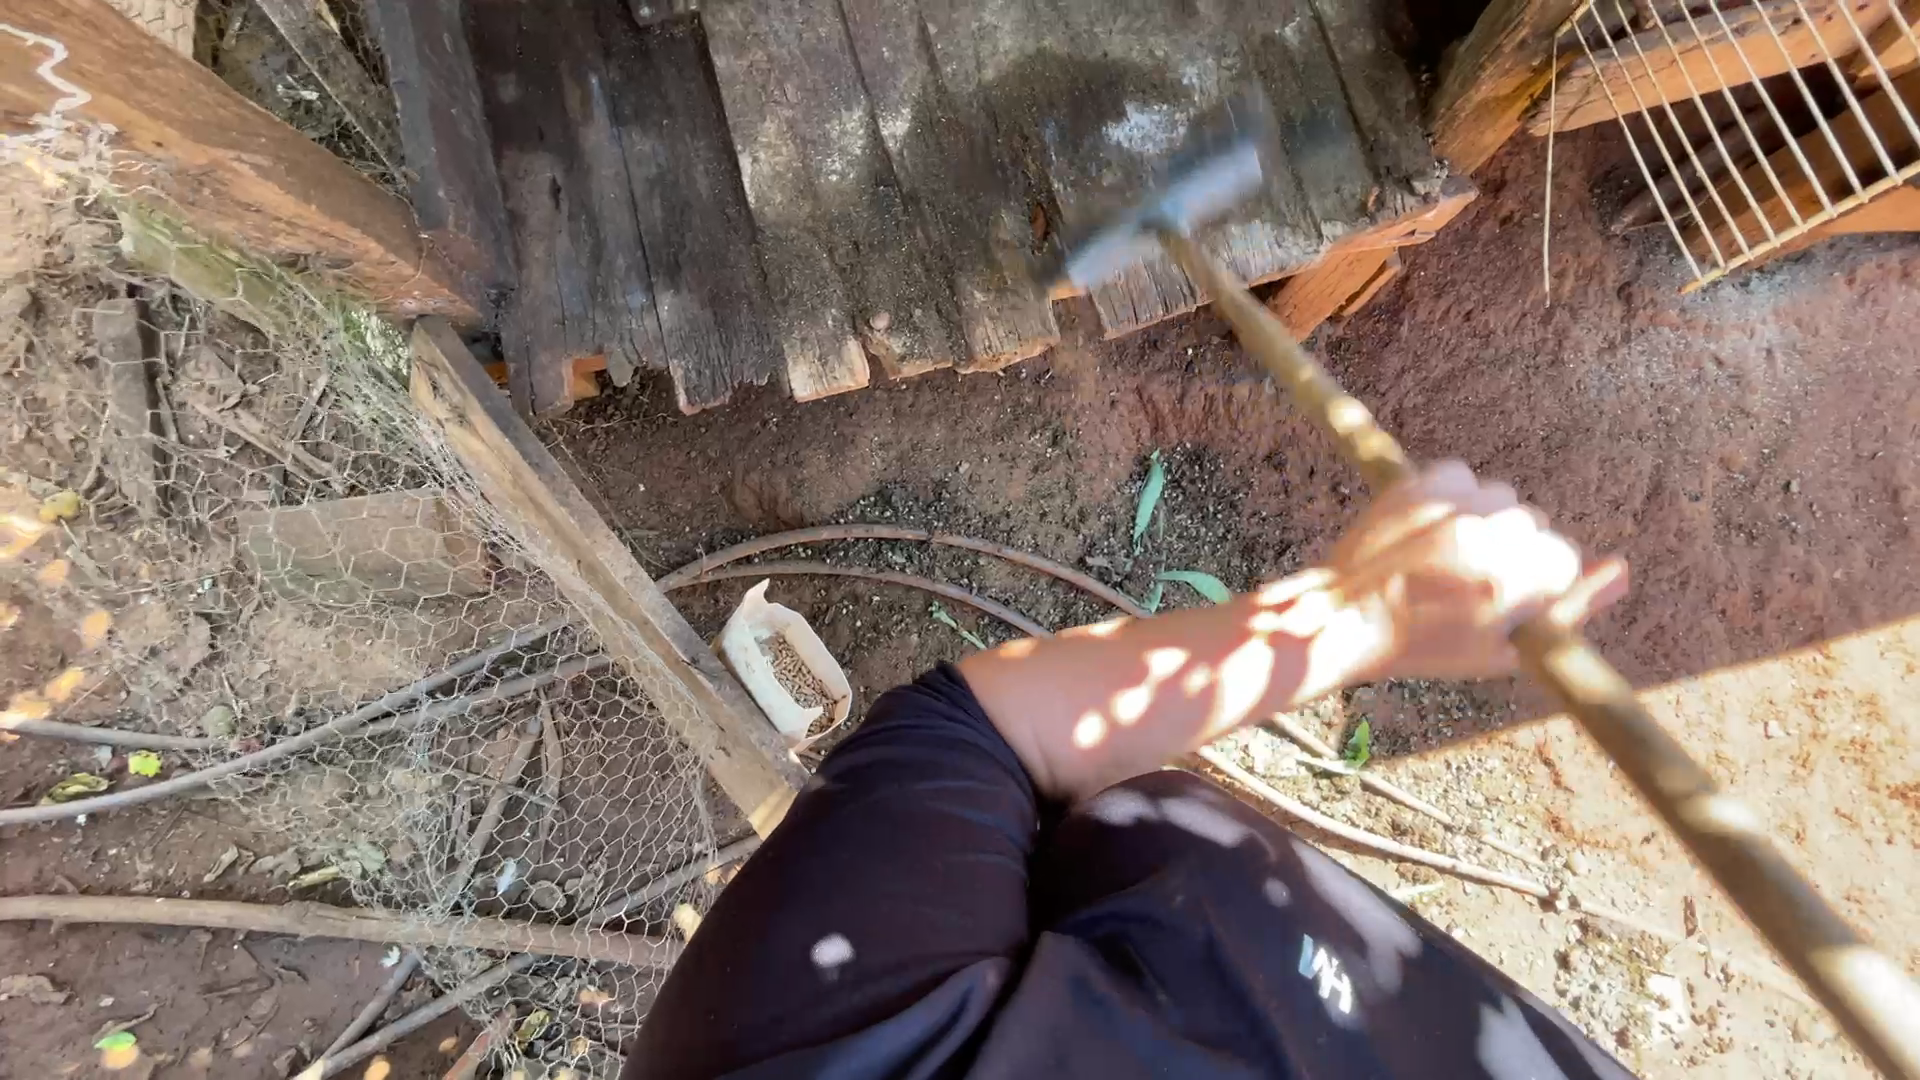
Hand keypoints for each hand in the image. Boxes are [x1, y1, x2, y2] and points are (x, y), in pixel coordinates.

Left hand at [1320, 461, 1626, 681]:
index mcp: (1526, 574)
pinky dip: (1448, 494)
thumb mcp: (1505, 648)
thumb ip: (1569, 608)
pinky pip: (1456, 474)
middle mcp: (1498, 531)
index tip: (1494, 596)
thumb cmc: (1423, 644)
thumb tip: (1622, 568)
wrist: (1345, 617)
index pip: (1563, 557)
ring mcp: (1457, 504)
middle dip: (1505, 548)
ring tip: (1441, 551)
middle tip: (1460, 576)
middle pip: (1530, 523)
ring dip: (1479, 518)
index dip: (1530, 581)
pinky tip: (1427, 525)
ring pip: (1496, 497)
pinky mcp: (1419, 486)